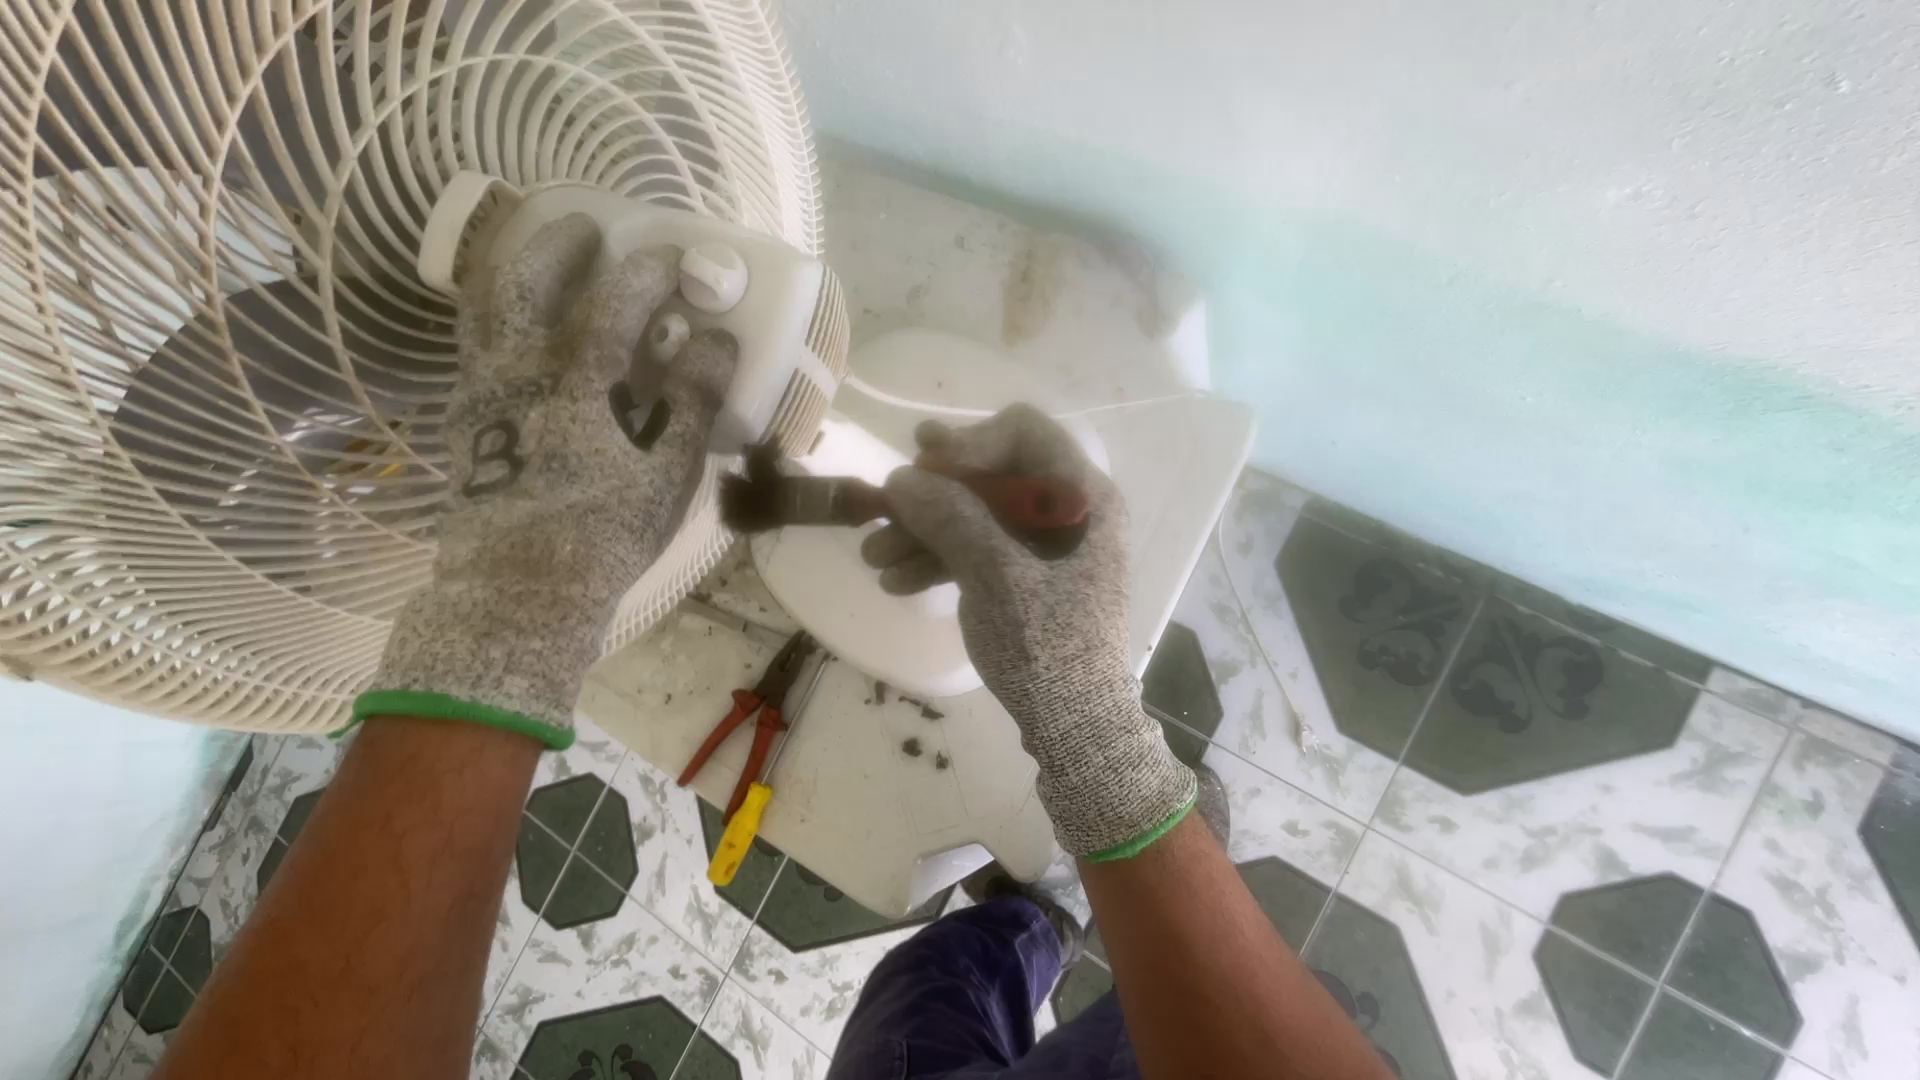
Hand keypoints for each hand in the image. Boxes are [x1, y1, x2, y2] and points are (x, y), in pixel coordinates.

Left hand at [356, 214, 736, 748]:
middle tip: (591, 232)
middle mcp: (522, 368)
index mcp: (580, 377)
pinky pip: (480, 346)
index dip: (654, 269)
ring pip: (487, 307)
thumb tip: (716, 338)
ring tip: (549, 264)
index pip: (619, 296)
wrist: (524, 586)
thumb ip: (693, 396)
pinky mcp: (468, 420)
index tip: (681, 257)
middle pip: (524, 278)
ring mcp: (485, 391)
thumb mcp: (670, 467)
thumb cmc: (609, 528)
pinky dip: (504, 320)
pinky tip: (530, 336)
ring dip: (519, 273)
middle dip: (559, 243)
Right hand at [861, 404, 1194, 859]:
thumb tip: (904, 478)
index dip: (970, 440)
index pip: (1024, 433)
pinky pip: (977, 550)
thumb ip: (953, 519)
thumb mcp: (998, 579)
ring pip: (975, 515)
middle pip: (989, 475)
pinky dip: (938, 560)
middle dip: (932, 496)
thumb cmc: (1049, 650)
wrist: (1074, 727)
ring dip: (923, 532)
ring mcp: (1044, 545)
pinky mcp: (1024, 576)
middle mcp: (1066, 510)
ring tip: (874, 559)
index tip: (923, 464)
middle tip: (884, 511)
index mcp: (1082, 497)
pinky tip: (897, 583)